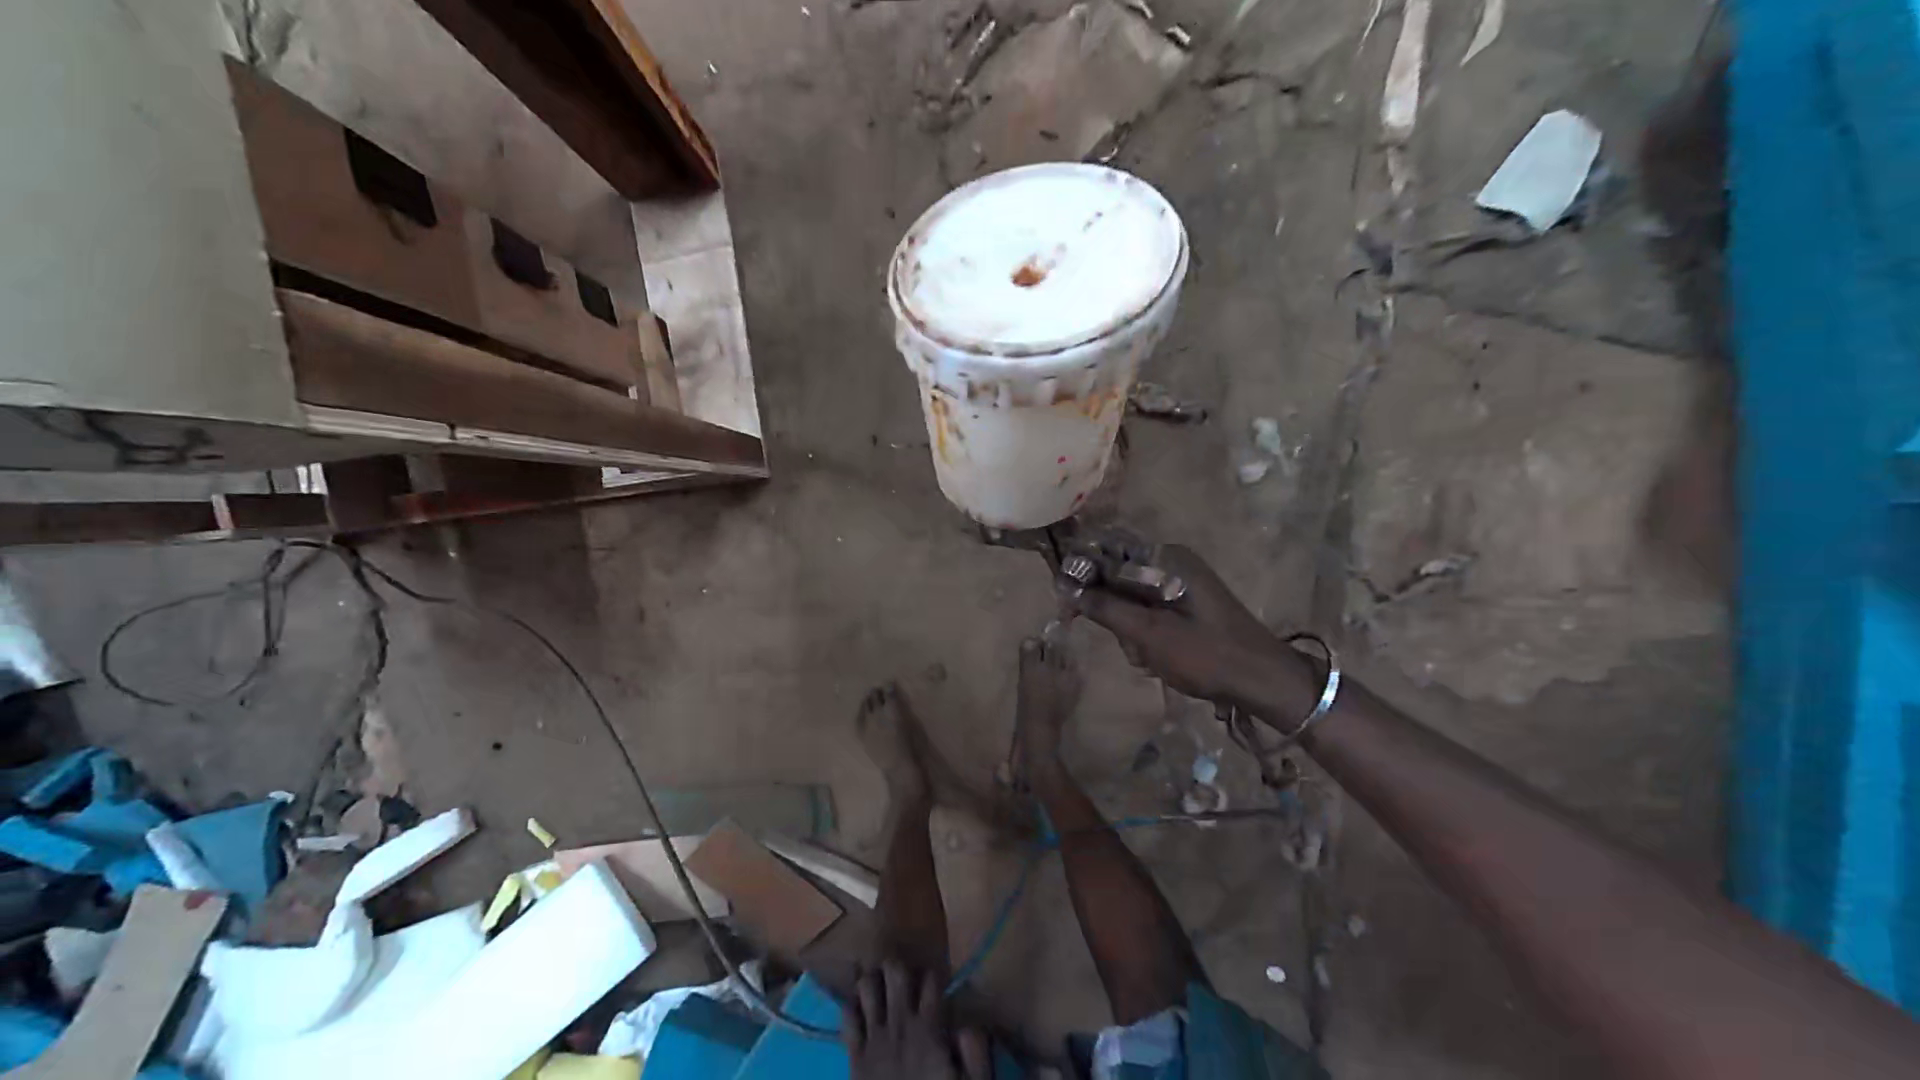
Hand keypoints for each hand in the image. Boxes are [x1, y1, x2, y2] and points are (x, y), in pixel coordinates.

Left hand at [843, 960, 991, 1079]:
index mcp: (929, 1030)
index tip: (938, 981)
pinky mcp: (855, 1056)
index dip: (935, 974)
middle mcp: (899, 1024)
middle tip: (907, 977)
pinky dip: (853, 1006)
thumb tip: (969, 1022)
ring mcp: (873, 1038)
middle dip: (900, 966)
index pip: (931, 980)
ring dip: (875, 981)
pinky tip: (862, 1010)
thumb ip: (976, 1054)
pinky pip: (847, 1016)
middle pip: (895, 971)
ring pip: (867, 985)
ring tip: (882, 988)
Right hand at [1069, 544, 1286, 705]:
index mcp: (1165, 557)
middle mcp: (1171, 562)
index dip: (1080, 573)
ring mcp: (1180, 584)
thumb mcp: (1149, 633)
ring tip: (1146, 657)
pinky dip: (1145, 635)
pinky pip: (1148, 612)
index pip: (1106, 549)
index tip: (1065, 605)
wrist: (1263, 682)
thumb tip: (1066, 587)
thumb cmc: (1206, 654)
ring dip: (1128, 630)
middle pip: (1115, 575)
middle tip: (1124, 643)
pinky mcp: (1185, 605)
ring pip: (1129, 599)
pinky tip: (1156, 659)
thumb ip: (1105, 607)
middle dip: (1110, 611)